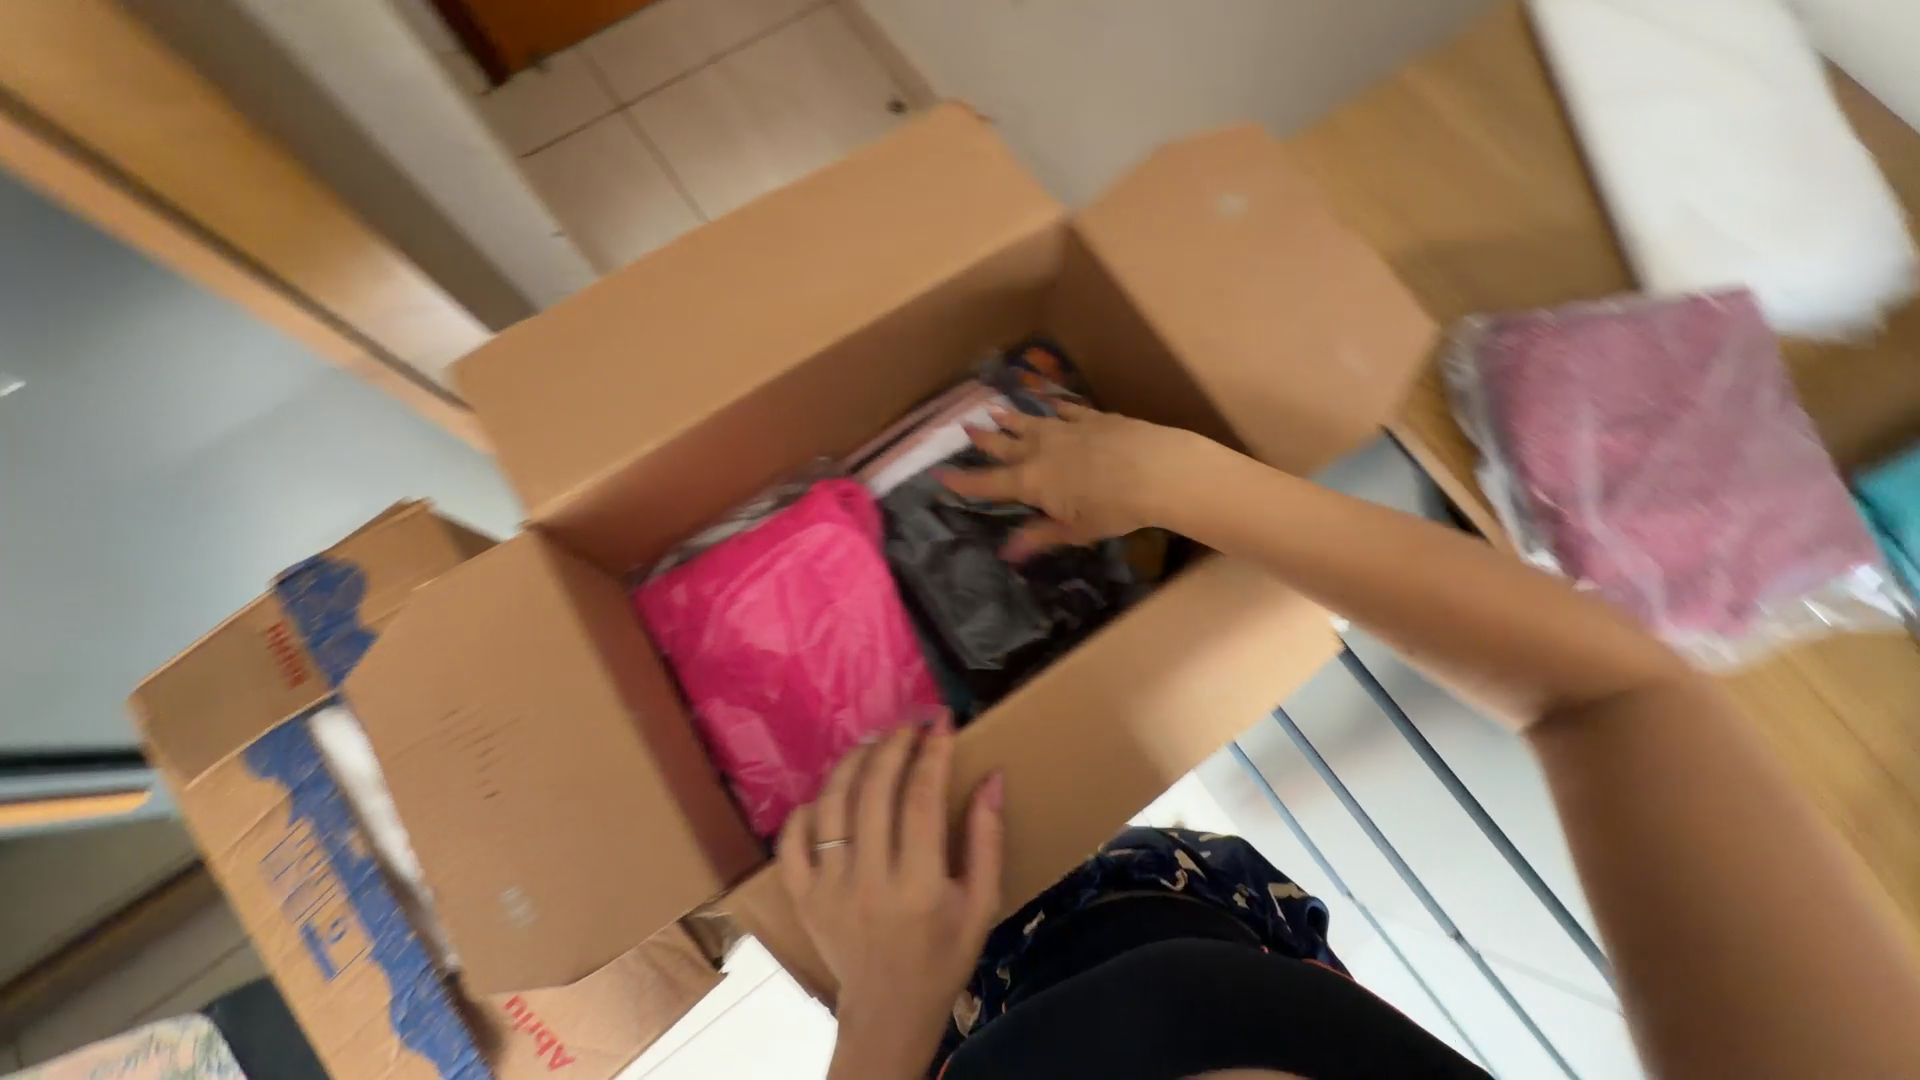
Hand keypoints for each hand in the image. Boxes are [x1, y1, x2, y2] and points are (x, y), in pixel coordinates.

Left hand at [778, 712, 1003, 1078]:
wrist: (889, 1013)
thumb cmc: (944, 957)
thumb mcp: (983, 905)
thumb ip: (988, 840)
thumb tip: (992, 777)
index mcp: (920, 886)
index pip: (922, 800)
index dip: (933, 753)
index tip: (942, 722)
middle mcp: (870, 882)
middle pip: (875, 792)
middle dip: (893, 746)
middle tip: (909, 725)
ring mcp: (828, 890)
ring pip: (832, 806)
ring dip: (853, 764)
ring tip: (873, 743)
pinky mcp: (802, 898)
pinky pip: (793, 841)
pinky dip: (806, 809)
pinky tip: (829, 793)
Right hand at [940, 403, 1210, 558]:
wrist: (1158, 470)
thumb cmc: (1114, 509)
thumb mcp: (1075, 530)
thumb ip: (1039, 536)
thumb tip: (1006, 552)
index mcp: (1031, 481)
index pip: (988, 484)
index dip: (962, 482)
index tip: (939, 474)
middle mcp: (1041, 450)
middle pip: (1005, 445)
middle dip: (984, 440)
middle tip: (965, 429)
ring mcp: (1066, 429)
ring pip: (1030, 422)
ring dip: (1011, 419)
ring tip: (994, 411)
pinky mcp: (1092, 418)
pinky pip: (1065, 410)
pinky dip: (1054, 408)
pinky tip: (1050, 404)